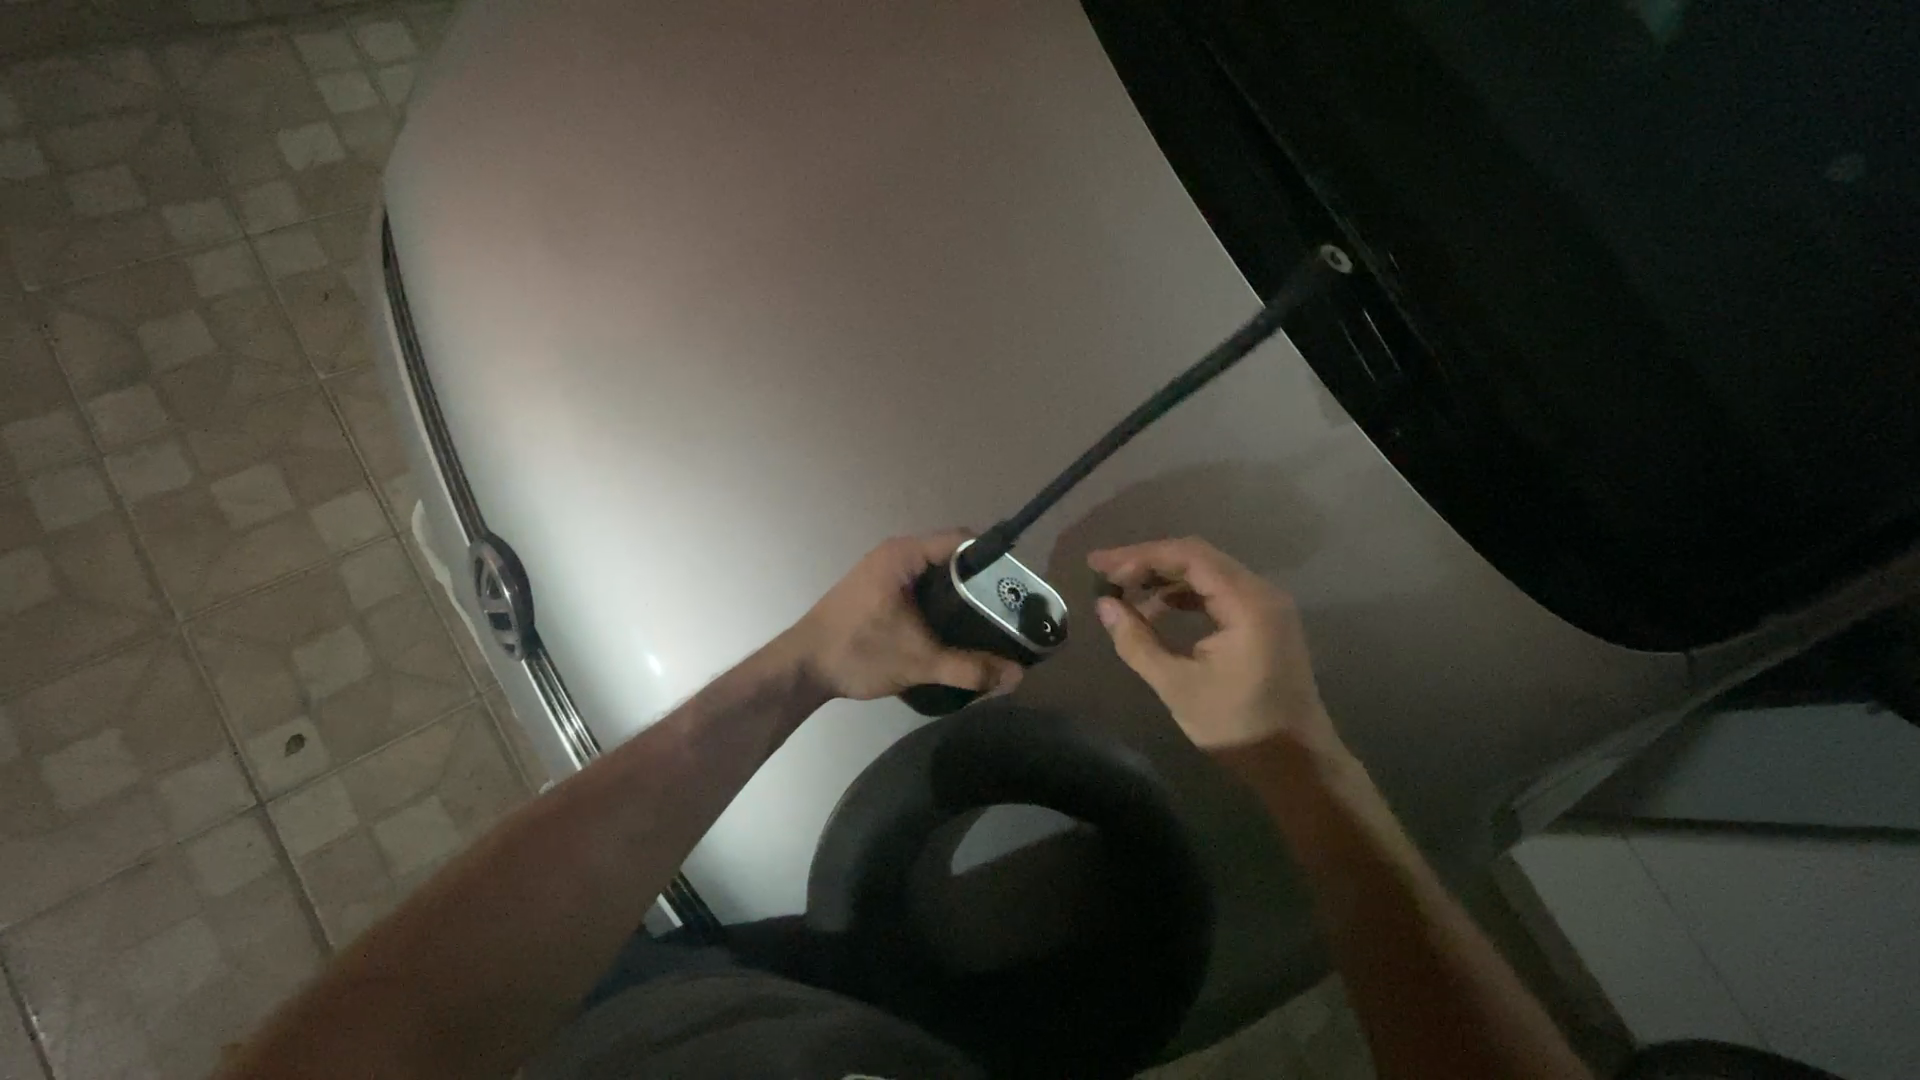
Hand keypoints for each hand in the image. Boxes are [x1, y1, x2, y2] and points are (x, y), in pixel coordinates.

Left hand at [786, 531, 1024, 701]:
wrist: (802, 668)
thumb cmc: (858, 651)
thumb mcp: (919, 661)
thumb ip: (970, 667)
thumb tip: (1018, 676)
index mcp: (904, 555)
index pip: (963, 540)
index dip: (994, 559)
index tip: (1017, 585)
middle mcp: (895, 555)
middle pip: (952, 558)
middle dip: (982, 582)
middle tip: (1009, 608)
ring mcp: (883, 573)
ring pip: (936, 575)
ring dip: (961, 595)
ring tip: (990, 621)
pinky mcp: (878, 592)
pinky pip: (921, 588)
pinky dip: (941, 604)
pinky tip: (956, 630)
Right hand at [1088, 538, 1339, 756]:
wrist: (1296, 764)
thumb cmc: (1236, 726)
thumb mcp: (1177, 685)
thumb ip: (1136, 641)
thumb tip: (1104, 605)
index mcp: (1247, 603)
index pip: (1188, 557)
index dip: (1139, 556)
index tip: (1098, 565)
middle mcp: (1262, 593)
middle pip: (1198, 558)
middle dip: (1148, 562)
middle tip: (1106, 574)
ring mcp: (1266, 607)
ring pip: (1208, 574)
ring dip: (1165, 578)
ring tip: (1125, 591)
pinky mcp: (1264, 623)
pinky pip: (1219, 593)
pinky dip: (1185, 595)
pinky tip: (1157, 609)